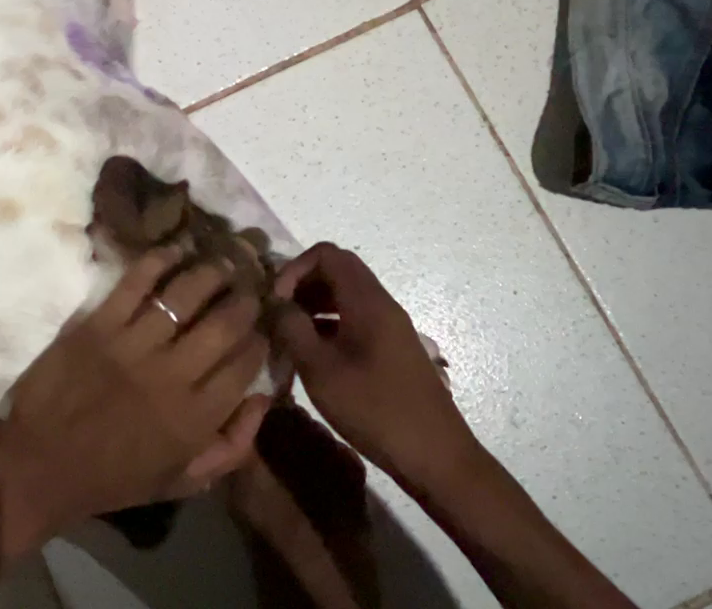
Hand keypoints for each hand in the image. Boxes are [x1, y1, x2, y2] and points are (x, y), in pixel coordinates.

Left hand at [0, 245, 272, 539]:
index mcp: (195, 418)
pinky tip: (174, 250)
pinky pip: (136, 282)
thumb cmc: (114, 478)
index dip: (261, 339)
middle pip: (224, 324)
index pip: (245, 365)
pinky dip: (159, 260)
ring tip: (221, 263)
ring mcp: (133, 346)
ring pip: (186, 295)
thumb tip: (264, 398)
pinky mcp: (98, 324)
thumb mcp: (182, 481)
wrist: (40, 465)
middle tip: (249, 287)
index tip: (262, 326)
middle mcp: (172, 377)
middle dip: (244, 300)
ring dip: (211, 273)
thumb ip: (231, 447)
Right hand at [271, 243, 481, 491]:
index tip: (276, 300)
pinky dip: (329, 325)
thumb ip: (292, 328)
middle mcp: (381, 305)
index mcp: (366, 301)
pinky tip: (312, 356)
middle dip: (301, 284)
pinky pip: (355, 319)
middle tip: (278, 314)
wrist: (436, 457)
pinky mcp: (392, 350)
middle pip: (337, 271)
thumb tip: (275, 303)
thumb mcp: (320, 369)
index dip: (294, 268)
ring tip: (289, 335)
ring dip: (313, 305)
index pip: (327, 254)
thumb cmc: (374, 409)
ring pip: (345, 296)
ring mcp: (390, 327)